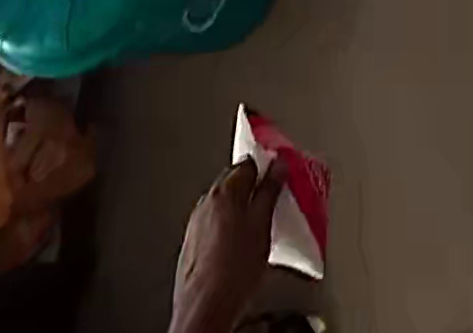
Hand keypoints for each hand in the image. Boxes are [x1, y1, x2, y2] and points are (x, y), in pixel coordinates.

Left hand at [171, 157, 285, 332]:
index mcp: (225, 191)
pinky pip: (215, 220)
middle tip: (273, 197)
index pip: (249, 163)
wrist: (206, 310)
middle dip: (254, 185)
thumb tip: (278, 167)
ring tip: (259, 223)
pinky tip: (240, 242)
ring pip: (224, 201)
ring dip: (241, 205)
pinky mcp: (193, 242)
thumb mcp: (263, 224)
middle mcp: (207, 202)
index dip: (267, 166)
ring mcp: (197, 222)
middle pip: (234, 179)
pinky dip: (229, 223)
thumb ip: (271, 190)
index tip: (280, 173)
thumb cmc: (234, 271)